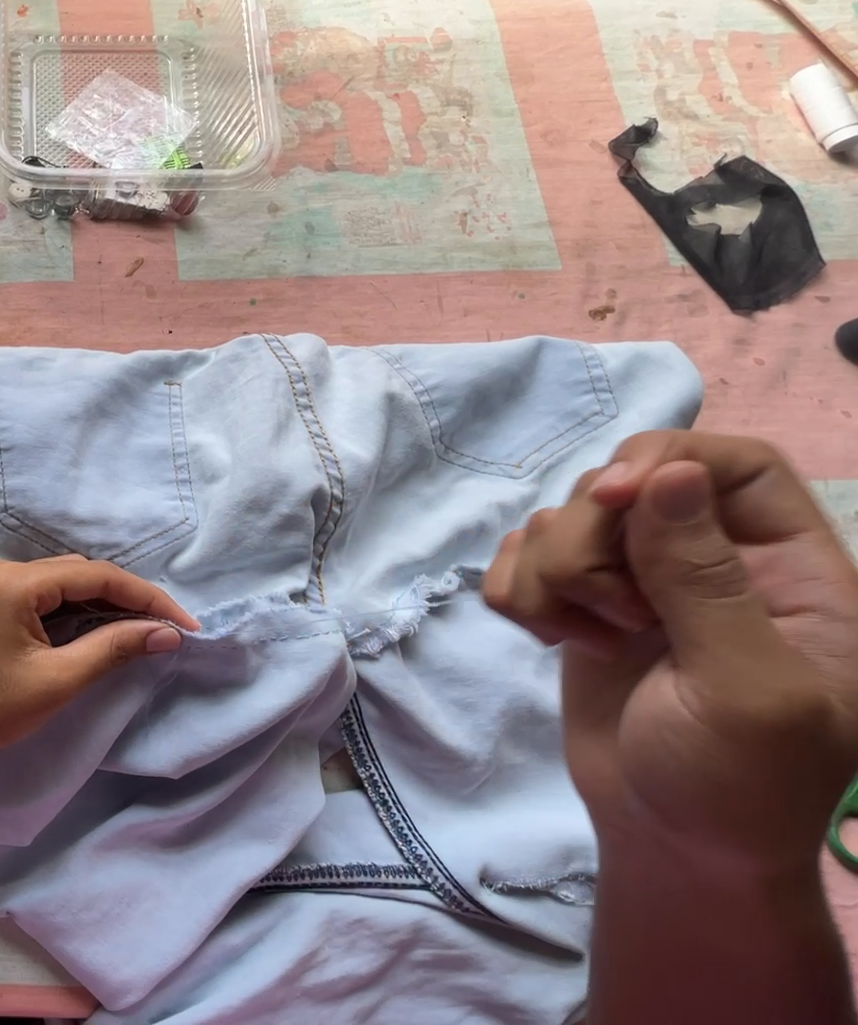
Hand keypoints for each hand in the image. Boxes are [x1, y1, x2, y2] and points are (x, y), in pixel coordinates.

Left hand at [0, 555, 196, 766]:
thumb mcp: (56, 681)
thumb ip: (112, 649)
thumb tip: (166, 632)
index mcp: (17, 582)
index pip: (98, 576)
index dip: (148, 598)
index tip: (187, 625)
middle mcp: (5, 570)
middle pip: (82, 573)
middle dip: (128, 598)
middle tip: (167, 631)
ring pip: (65, 583)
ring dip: (103, 604)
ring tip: (142, 632)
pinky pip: (45, 595)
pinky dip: (76, 610)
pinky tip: (99, 630)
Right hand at [483, 431, 857, 873]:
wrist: (669, 838)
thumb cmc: (737, 778)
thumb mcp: (743, 684)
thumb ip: (704, 577)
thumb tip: (663, 472)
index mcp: (785, 569)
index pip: (730, 464)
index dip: (662, 462)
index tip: (608, 497)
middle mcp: (703, 561)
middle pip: (617, 487)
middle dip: (587, 545)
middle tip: (614, 616)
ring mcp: (630, 583)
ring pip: (555, 524)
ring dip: (548, 580)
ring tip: (591, 640)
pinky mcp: (570, 606)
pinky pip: (514, 561)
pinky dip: (517, 595)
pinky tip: (556, 640)